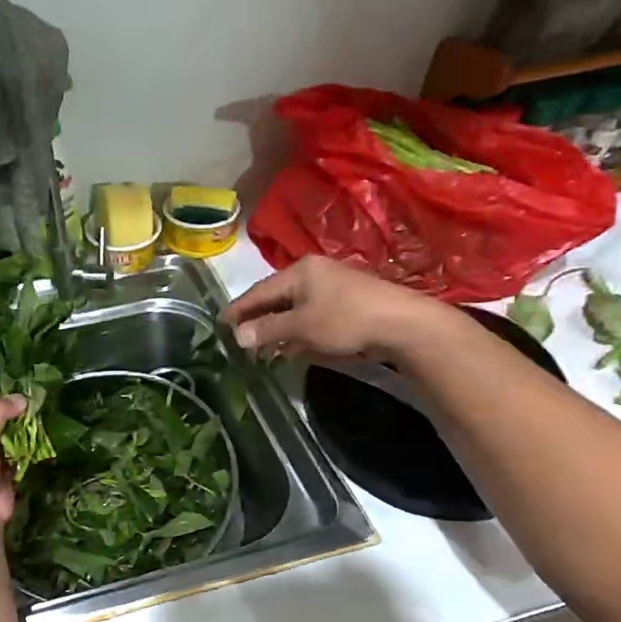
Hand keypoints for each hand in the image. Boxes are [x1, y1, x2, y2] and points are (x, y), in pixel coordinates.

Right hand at [220, 255, 440, 360]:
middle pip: (275, 298)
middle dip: (257, 320)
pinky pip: (309, 316)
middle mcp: (313, 274)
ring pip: (293, 309)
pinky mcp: (345, 305)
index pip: (259, 291)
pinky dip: (296, 331)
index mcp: (299, 271)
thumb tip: (238, 336)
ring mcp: (331, 289)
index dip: (238, 309)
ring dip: (276, 329)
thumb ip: (268, 329)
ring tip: (259, 350)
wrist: (401, 323)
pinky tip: (289, 348)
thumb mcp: (301, 326)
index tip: (219, 323)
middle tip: (238, 340)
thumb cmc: (345, 319)